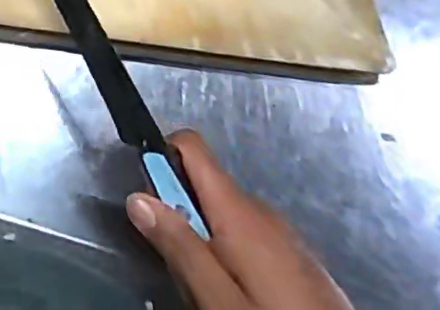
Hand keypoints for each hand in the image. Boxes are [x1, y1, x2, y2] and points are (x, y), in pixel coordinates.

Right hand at [128, 131, 353, 309]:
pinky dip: (234, 255)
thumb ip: (178, 246)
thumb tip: (138, 197)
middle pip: (203, 185)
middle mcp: (263, 212)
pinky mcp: (301, 263)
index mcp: (239, 210)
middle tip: (181, 268)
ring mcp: (286, 237)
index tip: (147, 195)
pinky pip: (251, 239)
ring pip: (225, 216)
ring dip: (206, 239)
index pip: (191, 146)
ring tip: (212, 292)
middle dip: (182, 215)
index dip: (160, 157)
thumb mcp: (218, 300)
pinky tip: (243, 299)